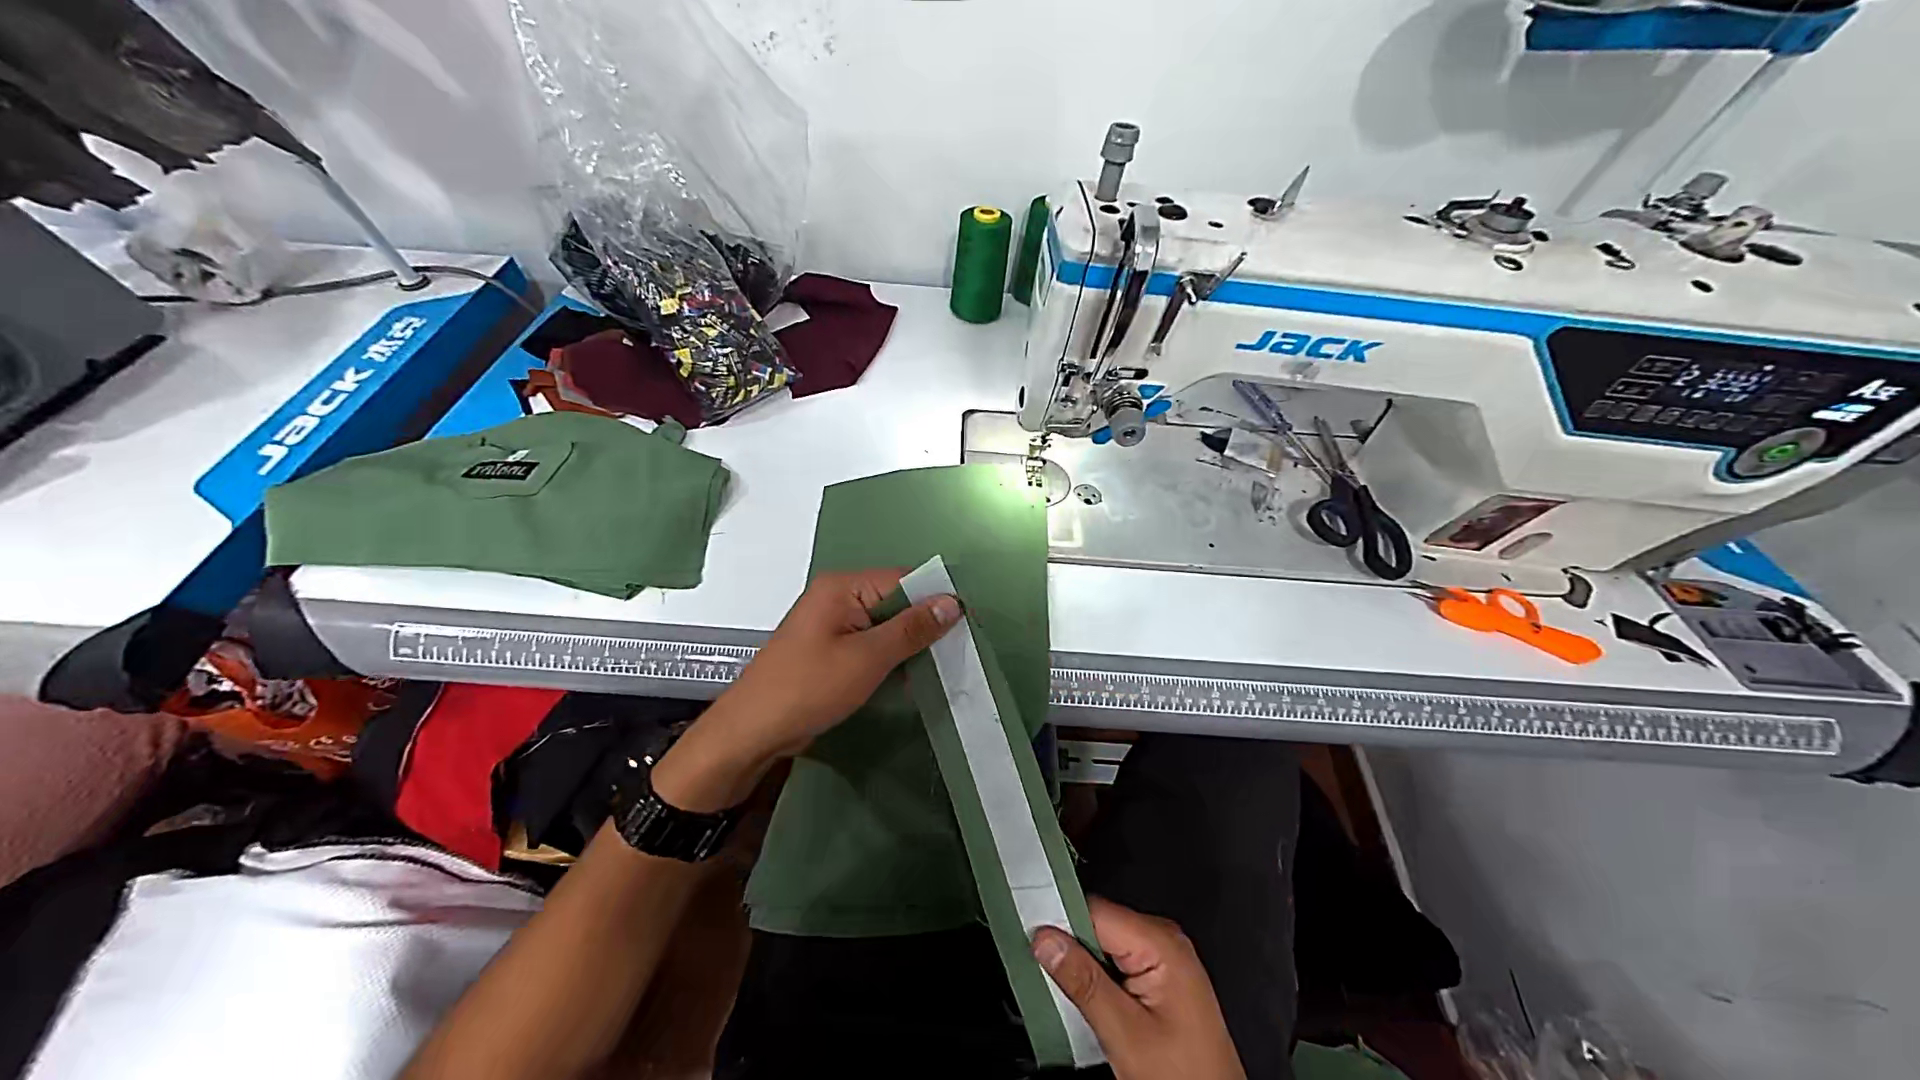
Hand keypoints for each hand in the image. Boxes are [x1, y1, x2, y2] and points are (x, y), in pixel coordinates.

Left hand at [652, 569, 959, 811]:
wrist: (753, 731)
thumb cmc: (808, 689)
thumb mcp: (868, 658)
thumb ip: (911, 629)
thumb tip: (951, 603)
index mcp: (843, 587)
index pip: (904, 579)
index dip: (936, 600)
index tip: (967, 625)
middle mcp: (837, 598)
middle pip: (895, 601)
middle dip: (924, 625)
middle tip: (958, 651)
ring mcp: (832, 624)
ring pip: (885, 625)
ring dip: (908, 645)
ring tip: (940, 666)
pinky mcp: (830, 650)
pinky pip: (870, 644)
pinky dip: (890, 658)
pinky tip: (910, 677)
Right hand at [1032, 897, 1245, 1079]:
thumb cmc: (1183, 1078)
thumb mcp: (1126, 1034)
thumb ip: (1083, 982)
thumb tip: (1046, 939)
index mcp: (1161, 942)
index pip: (1094, 911)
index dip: (1061, 924)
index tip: (1032, 940)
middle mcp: (1163, 940)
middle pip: (1097, 925)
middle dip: (1071, 950)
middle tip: (1052, 980)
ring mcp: (1162, 957)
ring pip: (1102, 944)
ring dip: (1082, 968)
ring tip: (1074, 999)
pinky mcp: (1158, 976)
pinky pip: (1114, 961)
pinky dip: (1096, 979)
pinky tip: (1091, 1004)